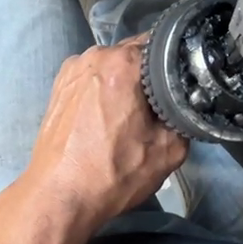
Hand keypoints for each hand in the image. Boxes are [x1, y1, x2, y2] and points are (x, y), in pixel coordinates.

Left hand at [12, 37, 187, 236]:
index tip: (183, 86)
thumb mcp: (169, 150)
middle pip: (134, 53)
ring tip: (131, 114)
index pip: (162, 47)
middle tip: (159, 105)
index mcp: (123, 63)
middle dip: (149, 74)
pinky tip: (107, 117)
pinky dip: (102, 90)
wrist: (59, 196)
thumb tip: (184, 105)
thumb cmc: (113, 173)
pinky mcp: (58, 85)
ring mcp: (72, 68)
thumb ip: (184, 116)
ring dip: (124, 82)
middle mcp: (94, 55)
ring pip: (111, 66)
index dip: (176, 65)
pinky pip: (91, 78)